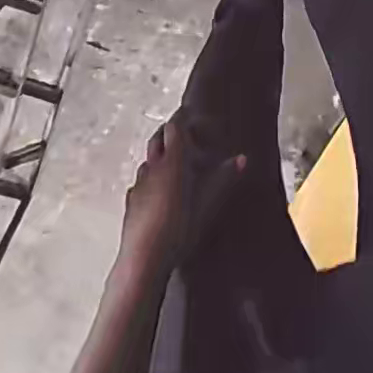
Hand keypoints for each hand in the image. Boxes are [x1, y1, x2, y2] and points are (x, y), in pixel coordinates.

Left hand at [118, 116, 243, 276]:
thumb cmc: (179, 225)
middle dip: (169, 132)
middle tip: (184, 136)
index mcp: (173, 160)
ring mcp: (139, 184)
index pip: (174, 127)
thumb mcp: (208, 203)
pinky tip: (159, 194)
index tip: (190, 114)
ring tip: (175, 166)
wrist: (143, 259)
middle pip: (158, 137)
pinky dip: (152, 179)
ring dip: (160, 156)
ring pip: (149, 159)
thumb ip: (224, 178)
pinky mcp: (130, 203)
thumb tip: (242, 158)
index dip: (182, 118)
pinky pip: (141, 182)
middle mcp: (153, 166)